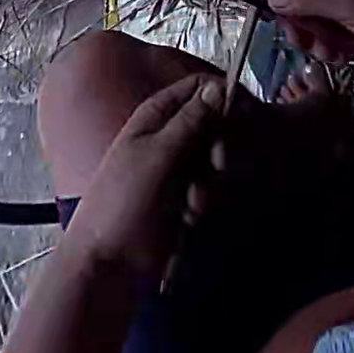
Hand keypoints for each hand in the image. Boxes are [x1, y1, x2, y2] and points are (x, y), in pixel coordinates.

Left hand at [61, 74, 220, 281]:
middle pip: (214, 120)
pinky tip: (191, 216)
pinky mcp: (185, 194)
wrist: (108, 266)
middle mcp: (170, 133)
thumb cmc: (125, 202)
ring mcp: (177, 165)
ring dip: (213, 178)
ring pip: (216, 153)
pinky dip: (206, 197)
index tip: (246, 114)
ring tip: (195, 201)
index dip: (223, 95)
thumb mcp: (158, 156)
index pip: (199, 87)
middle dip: (222, 143)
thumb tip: (218, 86)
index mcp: (157, 114)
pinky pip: (210, 183)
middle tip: (218, 165)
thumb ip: (191, 120)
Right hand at [267, 0, 353, 76]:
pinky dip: (329, 47)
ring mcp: (342, 0)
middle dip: (302, 24)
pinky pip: (325, 34)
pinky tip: (341, 54)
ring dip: (316, 40)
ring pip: (310, 20)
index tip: (278, 18)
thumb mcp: (349, 1)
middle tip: (305, 42)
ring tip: (330, 51)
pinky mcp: (349, 22)